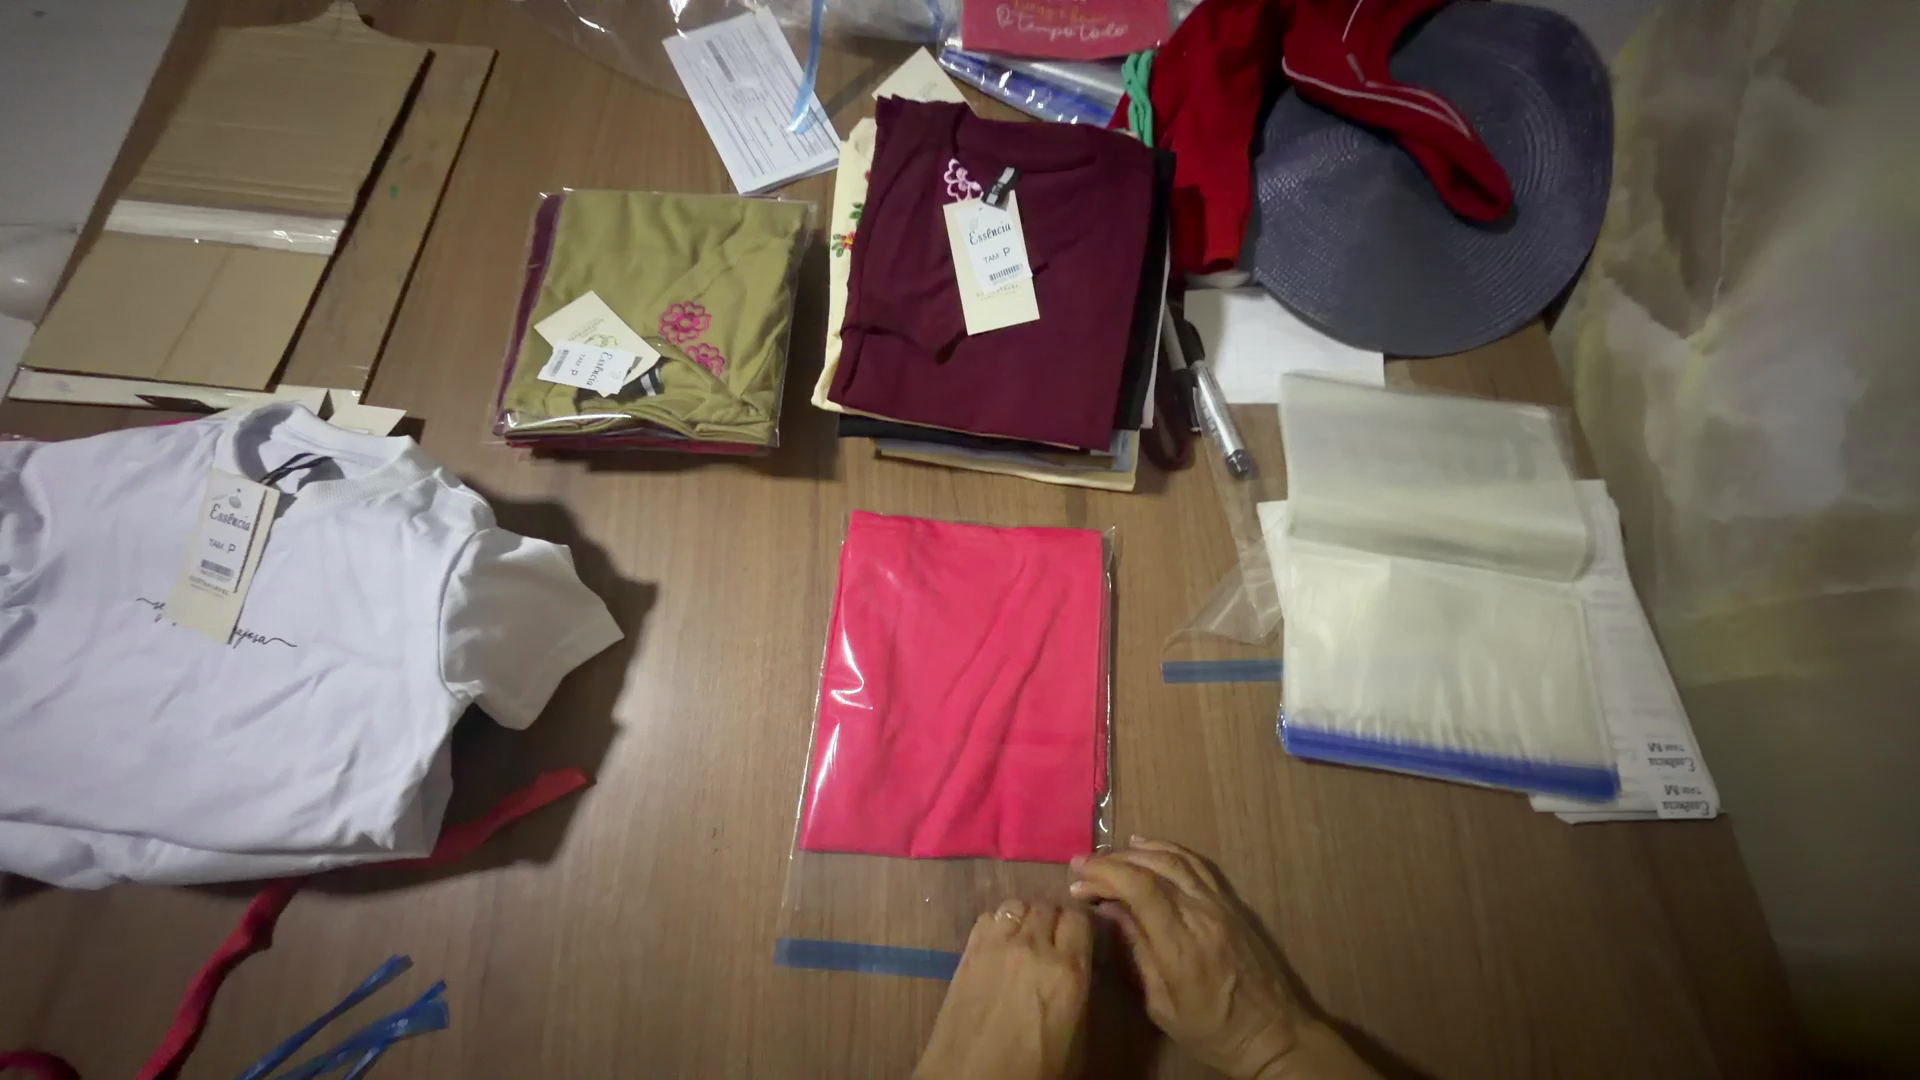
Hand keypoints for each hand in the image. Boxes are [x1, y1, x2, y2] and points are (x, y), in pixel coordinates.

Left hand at [913, 899, 1091, 1079]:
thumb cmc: (1033, 1073)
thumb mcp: (1075, 1042)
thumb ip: (1079, 993)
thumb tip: (1079, 969)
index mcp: (1068, 971)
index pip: (1079, 919)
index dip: (1079, 928)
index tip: (1078, 941)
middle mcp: (1034, 946)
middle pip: (1047, 906)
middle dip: (1052, 920)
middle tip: (1051, 942)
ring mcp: (998, 943)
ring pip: (1018, 905)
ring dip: (1025, 917)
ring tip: (1024, 939)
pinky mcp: (970, 948)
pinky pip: (989, 917)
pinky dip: (998, 924)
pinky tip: (998, 945)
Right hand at [1071, 838, 1366, 1079]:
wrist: (1276, 1036)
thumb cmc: (1212, 1030)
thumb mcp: (1162, 1005)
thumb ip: (1136, 952)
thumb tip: (1108, 910)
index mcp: (1181, 945)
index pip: (1139, 888)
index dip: (1104, 874)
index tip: (1077, 877)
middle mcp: (1201, 914)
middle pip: (1152, 867)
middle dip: (1112, 861)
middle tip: (1083, 866)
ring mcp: (1219, 903)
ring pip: (1174, 858)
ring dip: (1136, 850)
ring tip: (1107, 855)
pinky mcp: (1231, 901)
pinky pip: (1196, 862)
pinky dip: (1166, 848)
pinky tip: (1145, 846)